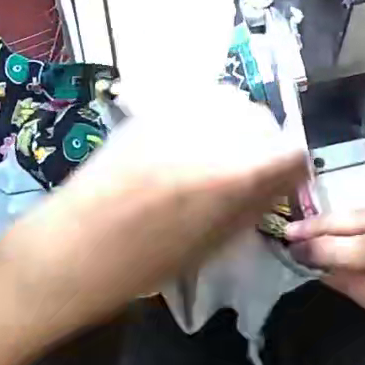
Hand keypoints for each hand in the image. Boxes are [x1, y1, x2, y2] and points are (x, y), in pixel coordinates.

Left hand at [0, 84, 308, 347]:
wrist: (72, 246)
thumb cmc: (143, 263)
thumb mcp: (214, 243)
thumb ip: (255, 204)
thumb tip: (282, 181)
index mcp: (234, 173)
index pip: (292, 151)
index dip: (291, 171)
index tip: (280, 185)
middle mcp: (211, 131)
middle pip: (264, 121)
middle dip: (264, 146)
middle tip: (245, 174)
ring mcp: (177, 113)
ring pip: (231, 102)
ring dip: (233, 127)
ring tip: (212, 156)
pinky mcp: (149, 107)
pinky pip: (196, 101)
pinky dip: (203, 119)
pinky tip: (183, 146)